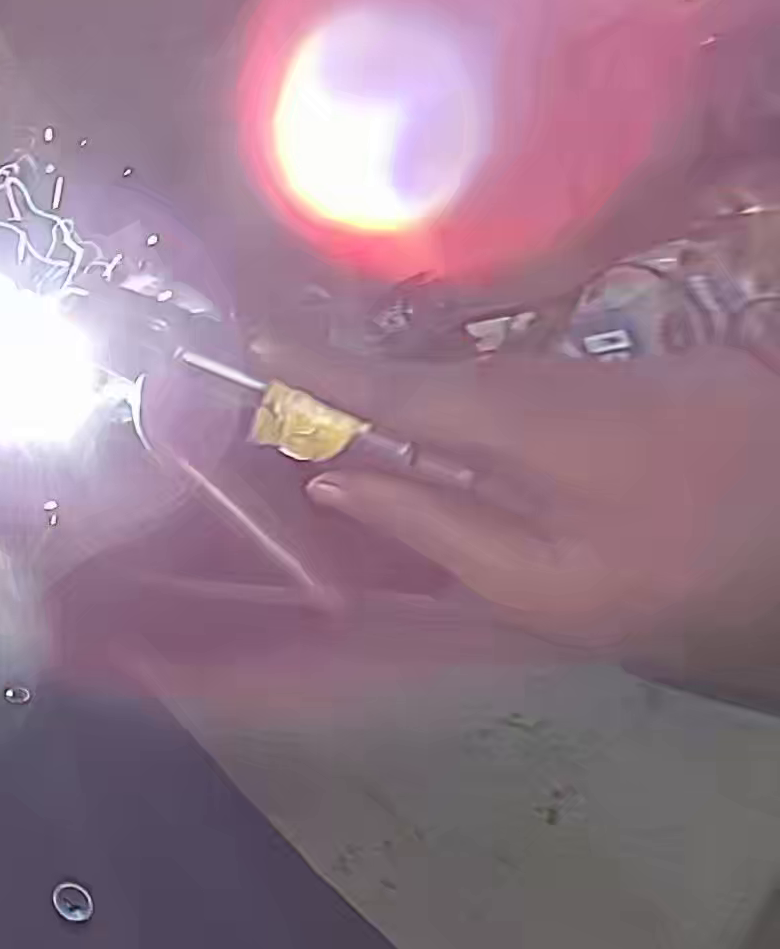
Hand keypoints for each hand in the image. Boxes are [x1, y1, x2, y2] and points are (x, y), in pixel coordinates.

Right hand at [255, 339, 779, 659]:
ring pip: (494, 379)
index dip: (326, 371)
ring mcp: (641, 375)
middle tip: (310, 415)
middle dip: (369, 392)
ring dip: (426, 403)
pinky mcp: (673, 381)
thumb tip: (330, 480)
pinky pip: (540, 386)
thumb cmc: (685, 601)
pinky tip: (483, 450)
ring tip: (389, 444)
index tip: (264, 347)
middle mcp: (589, 384)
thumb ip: (424, 523)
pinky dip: (485, 408)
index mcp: (549, 433)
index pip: (406, 392)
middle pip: (445, 379)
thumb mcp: (535, 585)